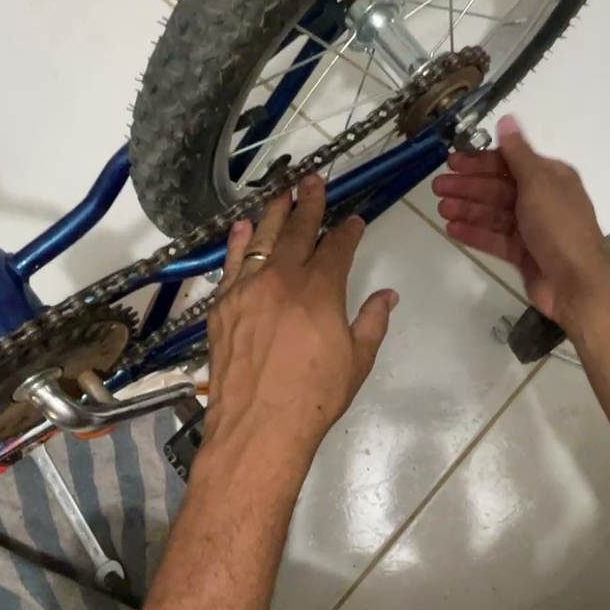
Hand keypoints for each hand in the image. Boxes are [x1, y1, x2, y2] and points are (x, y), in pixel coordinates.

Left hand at [203, 175, 396, 475]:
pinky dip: (239, 243)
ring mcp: (248, 290)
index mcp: (320, 290)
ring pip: (263, 240)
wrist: (259, 427)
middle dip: (309, 204)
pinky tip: (244, 227)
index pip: (337, 247)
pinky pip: (232, 264)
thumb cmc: (315, 397)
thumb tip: (387, 296)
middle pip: (298, 231)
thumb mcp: (357, 360)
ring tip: (281, 191)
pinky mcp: (223, 307)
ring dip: (274, 213)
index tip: (354, 220)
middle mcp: (283, 280)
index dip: (348, 230)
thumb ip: (372, 321)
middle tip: (313, 181)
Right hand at [432, 115, 609, 327]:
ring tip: (441, 209)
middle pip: (499, 188)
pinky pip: (495, 239)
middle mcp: (542, 199)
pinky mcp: (523, 254)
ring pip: (494, 214)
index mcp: (550, 177)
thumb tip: (508, 119)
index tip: (451, 162)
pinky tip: (452, 229)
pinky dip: (475, 233)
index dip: (480, 162)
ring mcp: (532, 229)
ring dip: (468, 209)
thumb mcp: (538, 182)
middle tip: (438, 187)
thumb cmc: (560, 227)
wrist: (578, 283)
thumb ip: (518, 153)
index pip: (509, 163)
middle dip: (468, 186)